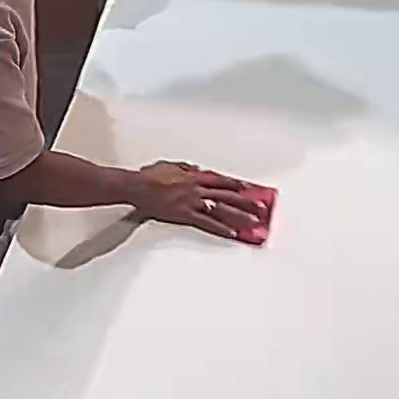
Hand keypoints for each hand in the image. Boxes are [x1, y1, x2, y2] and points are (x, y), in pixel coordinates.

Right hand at [129, 161, 264, 238]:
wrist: (137, 187)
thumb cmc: (149, 176)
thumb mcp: (169, 165)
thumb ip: (184, 167)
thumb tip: (195, 168)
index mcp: (193, 177)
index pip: (221, 180)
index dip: (236, 184)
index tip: (248, 188)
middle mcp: (196, 189)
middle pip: (227, 195)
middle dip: (246, 202)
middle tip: (260, 208)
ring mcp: (192, 202)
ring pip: (221, 209)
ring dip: (239, 215)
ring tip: (253, 222)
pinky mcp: (185, 215)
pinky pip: (207, 223)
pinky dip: (220, 228)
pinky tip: (231, 233)